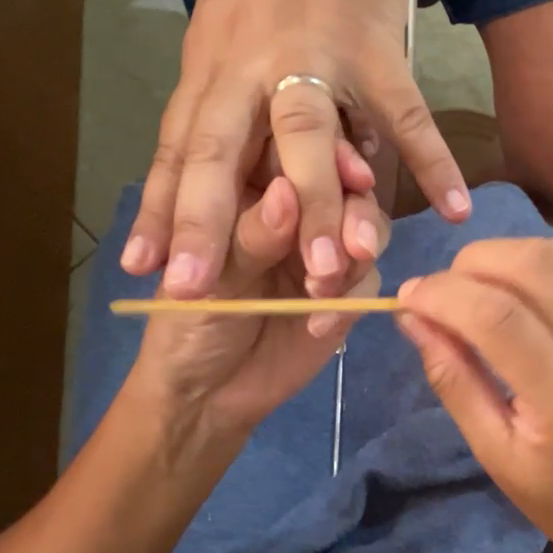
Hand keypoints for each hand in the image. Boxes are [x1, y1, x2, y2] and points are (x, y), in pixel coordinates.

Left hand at [119, 0, 467, 299]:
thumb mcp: (223, 52)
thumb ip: (228, 126)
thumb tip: (231, 210)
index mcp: (210, 75)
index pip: (179, 153)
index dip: (161, 214)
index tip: (143, 276)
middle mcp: (249, 68)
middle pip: (220, 150)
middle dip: (207, 223)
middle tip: (196, 292)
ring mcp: (316, 57)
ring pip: (309, 135)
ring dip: (320, 204)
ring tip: (328, 268)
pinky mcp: (379, 49)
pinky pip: (407, 112)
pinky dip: (432, 160)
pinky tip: (454, 210)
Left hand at [128, 142, 389, 438]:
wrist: (207, 397)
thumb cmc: (186, 326)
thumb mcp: (210, 278)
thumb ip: (249, 237)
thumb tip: (288, 194)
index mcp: (248, 189)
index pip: (293, 155)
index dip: (323, 159)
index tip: (345, 172)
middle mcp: (293, 211)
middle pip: (344, 188)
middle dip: (350, 213)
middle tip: (353, 244)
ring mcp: (323, 252)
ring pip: (366, 231)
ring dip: (356, 252)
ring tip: (326, 286)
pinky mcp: (344, 294)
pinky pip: (366, 284)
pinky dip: (349, 301)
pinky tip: (320, 326)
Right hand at [395, 234, 552, 552]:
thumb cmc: (549, 490)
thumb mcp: (490, 449)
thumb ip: (452, 378)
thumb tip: (411, 313)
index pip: (500, 319)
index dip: (445, 294)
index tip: (410, 297)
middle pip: (538, 267)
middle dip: (475, 262)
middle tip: (448, 290)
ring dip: (519, 255)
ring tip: (495, 288)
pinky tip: (546, 284)